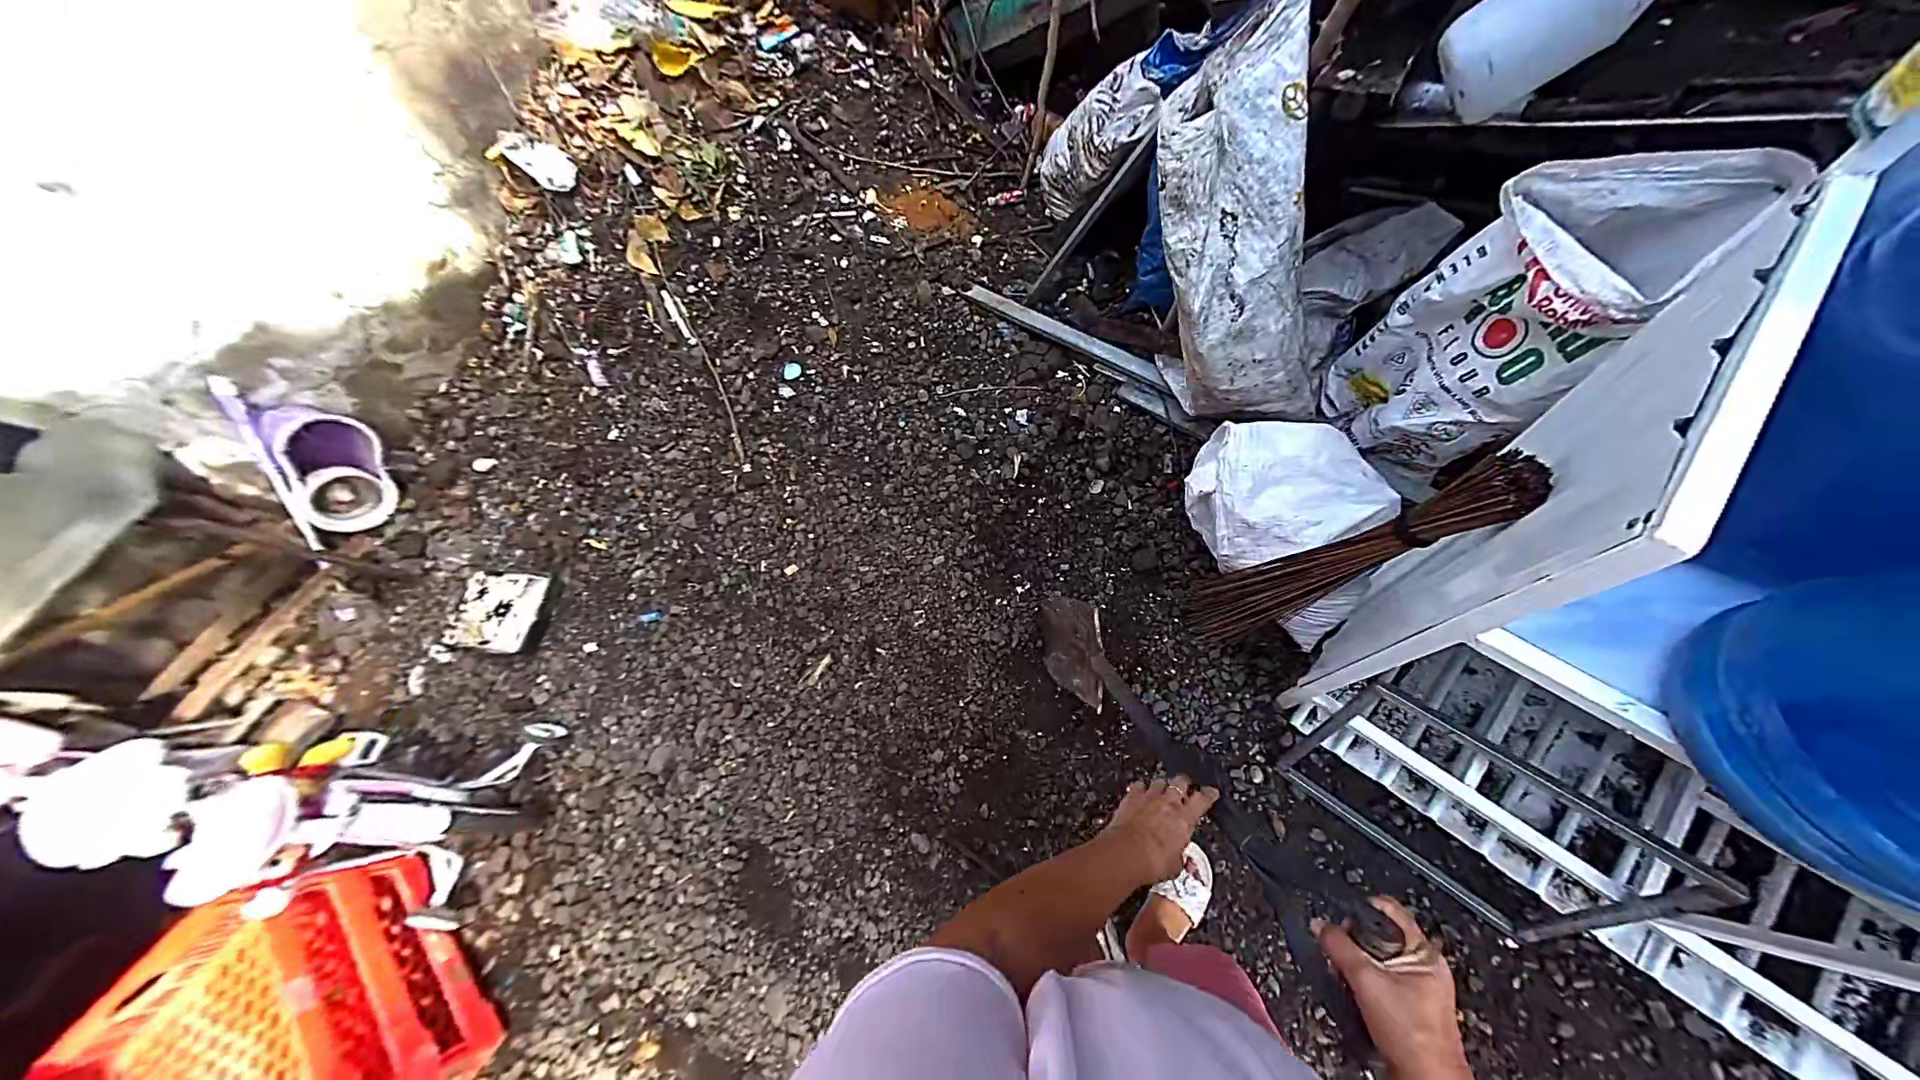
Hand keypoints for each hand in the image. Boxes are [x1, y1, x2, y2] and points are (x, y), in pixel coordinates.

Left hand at [1098, 776, 1218, 885]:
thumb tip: (1179, 861)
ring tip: (1162, 791)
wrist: (1127, 852)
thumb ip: (1180, 857)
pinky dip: (1141, 788)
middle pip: (1181, 782)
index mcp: (1185, 818)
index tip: (1211, 792)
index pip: (1203, 799)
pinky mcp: (1131, 797)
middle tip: (1185, 787)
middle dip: (1184, 783)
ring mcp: (1149, 797)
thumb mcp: (1175, 865)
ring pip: (1160, 781)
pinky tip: (1140, 793)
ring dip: (1162, 786)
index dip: (1208, 794)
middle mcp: (1168, 802)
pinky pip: (1139, 785)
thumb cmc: (1153, 860)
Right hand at [1318, 897, 1472, 1079]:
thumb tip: (1320, 925)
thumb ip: (1339, 946)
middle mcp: (1427, 967)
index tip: (1340, 916)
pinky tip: (1356, 991)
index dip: (1361, 908)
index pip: (1390, 910)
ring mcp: (1421, 987)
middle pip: (1381, 934)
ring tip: (1346, 972)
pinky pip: (1382, 979)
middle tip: (1339, 949)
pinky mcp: (1411, 1006)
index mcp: (1426, 953)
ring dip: (1358, 961)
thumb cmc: (1409, 1033)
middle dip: (1355, 939)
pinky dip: (1365, 979)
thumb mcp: (1365, 979)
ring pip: (1379, 958)